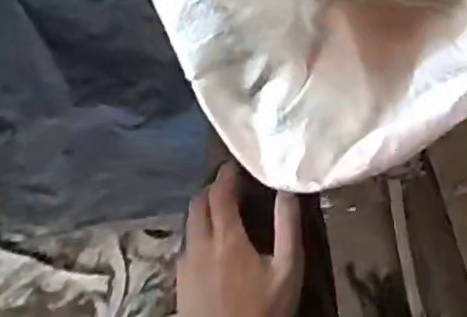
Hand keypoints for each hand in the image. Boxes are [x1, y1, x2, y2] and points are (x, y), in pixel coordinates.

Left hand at [178, 164, 303, 316]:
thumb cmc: (263, 312)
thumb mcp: (287, 270)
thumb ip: (288, 226)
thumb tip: (288, 188)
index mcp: (226, 239)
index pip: (218, 191)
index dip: (226, 173)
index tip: (237, 164)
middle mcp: (199, 247)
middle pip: (197, 203)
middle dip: (212, 188)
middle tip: (231, 185)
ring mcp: (185, 267)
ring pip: (188, 224)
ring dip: (202, 210)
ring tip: (223, 211)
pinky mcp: (179, 285)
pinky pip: (185, 246)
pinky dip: (197, 233)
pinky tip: (212, 244)